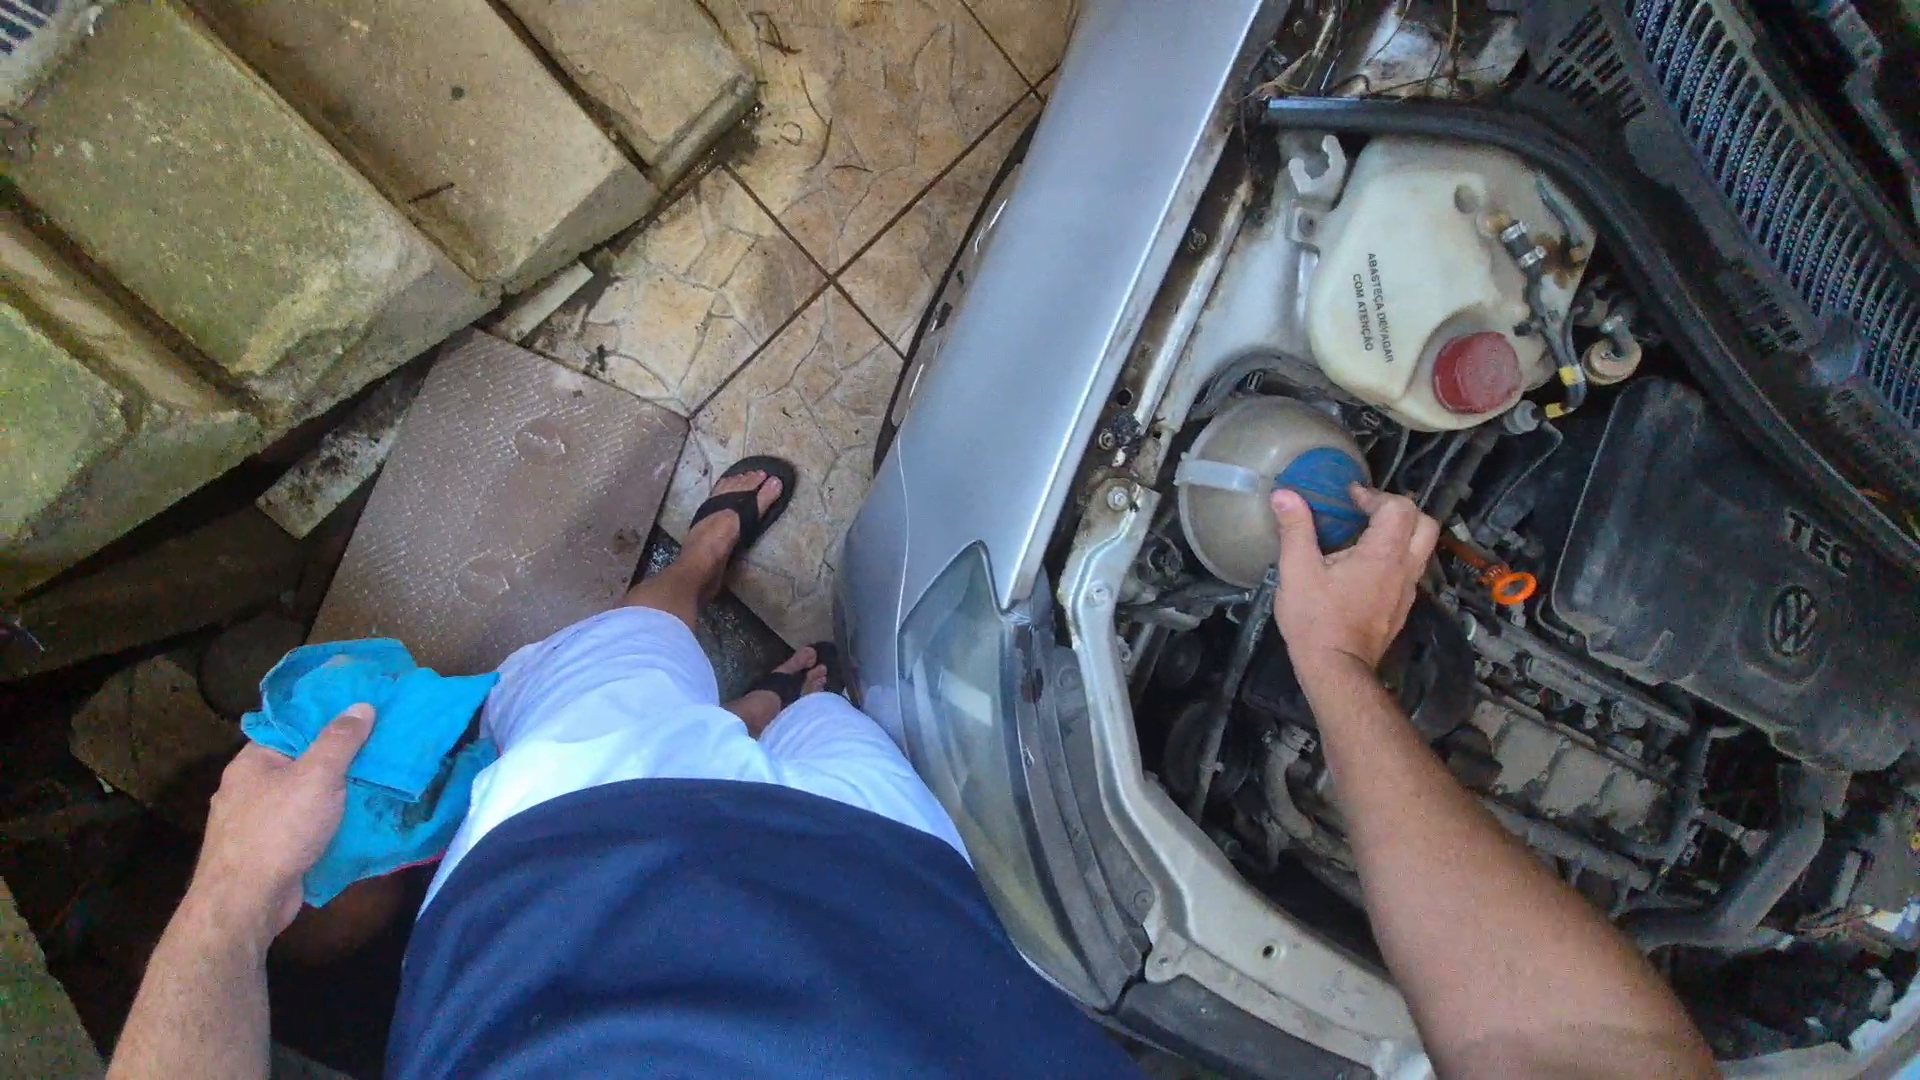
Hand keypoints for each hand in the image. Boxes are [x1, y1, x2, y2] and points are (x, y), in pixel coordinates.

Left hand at [181, 705, 374, 950]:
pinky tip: (359, 810)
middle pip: (303, 758)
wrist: (247, 901)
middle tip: (383, 741)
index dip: (329, 716)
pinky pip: (308, 816)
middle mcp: (250, 787)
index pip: (292, 727)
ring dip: (340, 785)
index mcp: (252, 763)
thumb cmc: (279, 829)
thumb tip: (361, 706)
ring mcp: (258, 818)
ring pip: (308, 789)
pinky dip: (332, 811)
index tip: (367, 710)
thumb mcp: (318, 775)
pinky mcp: (271, 844)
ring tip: (379, 774)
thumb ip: (341, 740)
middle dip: (342, 752)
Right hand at [1269, 484, 1438, 680]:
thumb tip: (1284, 494)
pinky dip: (1394, 555)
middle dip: (1397, 509)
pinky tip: (1364, 566)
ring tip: (1363, 534)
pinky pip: (1410, 569)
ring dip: (1399, 532)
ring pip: (1421, 548)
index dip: (1374, 495)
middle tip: (1366, 510)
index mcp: (1383, 555)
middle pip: (1424, 524)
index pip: (1399, 508)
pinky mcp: (1402, 607)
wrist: (1336, 667)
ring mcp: (1408, 590)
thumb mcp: (1296, 570)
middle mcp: (1405, 569)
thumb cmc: (1315, 618)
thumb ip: (1294, 529)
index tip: (1348, 497)